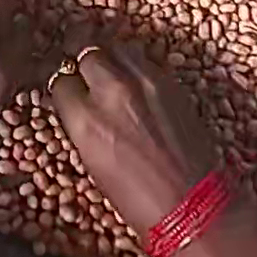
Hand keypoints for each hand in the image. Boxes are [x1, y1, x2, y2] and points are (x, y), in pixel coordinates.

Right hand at [49, 44, 220, 237]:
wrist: (195, 208)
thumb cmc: (138, 199)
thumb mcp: (92, 161)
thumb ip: (82, 124)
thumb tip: (78, 105)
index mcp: (85, 119)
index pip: (61, 82)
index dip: (64, 88)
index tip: (69, 94)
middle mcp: (112, 93)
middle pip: (87, 54)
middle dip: (84, 65)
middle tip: (86, 76)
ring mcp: (145, 83)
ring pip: (117, 48)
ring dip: (111, 58)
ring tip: (112, 72)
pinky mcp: (171, 84)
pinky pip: (144, 61)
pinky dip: (136, 67)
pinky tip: (136, 84)